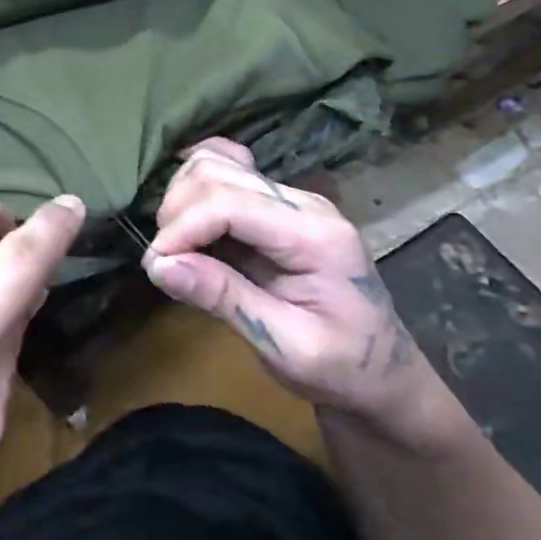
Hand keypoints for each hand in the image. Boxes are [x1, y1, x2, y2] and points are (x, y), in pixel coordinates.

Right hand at [142, 138, 461, 448]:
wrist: (386, 375)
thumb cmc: (344, 369)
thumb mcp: (286, 348)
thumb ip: (223, 298)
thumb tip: (158, 265)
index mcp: (315, 237)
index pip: (228, 204)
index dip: (181, 229)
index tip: (154, 266)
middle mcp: (303, 204)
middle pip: (215, 174)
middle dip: (175, 214)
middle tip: (165, 263)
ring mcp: (290, 199)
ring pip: (214, 164)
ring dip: (180, 199)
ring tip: (177, 246)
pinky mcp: (275, 204)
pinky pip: (225, 169)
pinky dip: (194, 182)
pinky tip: (183, 210)